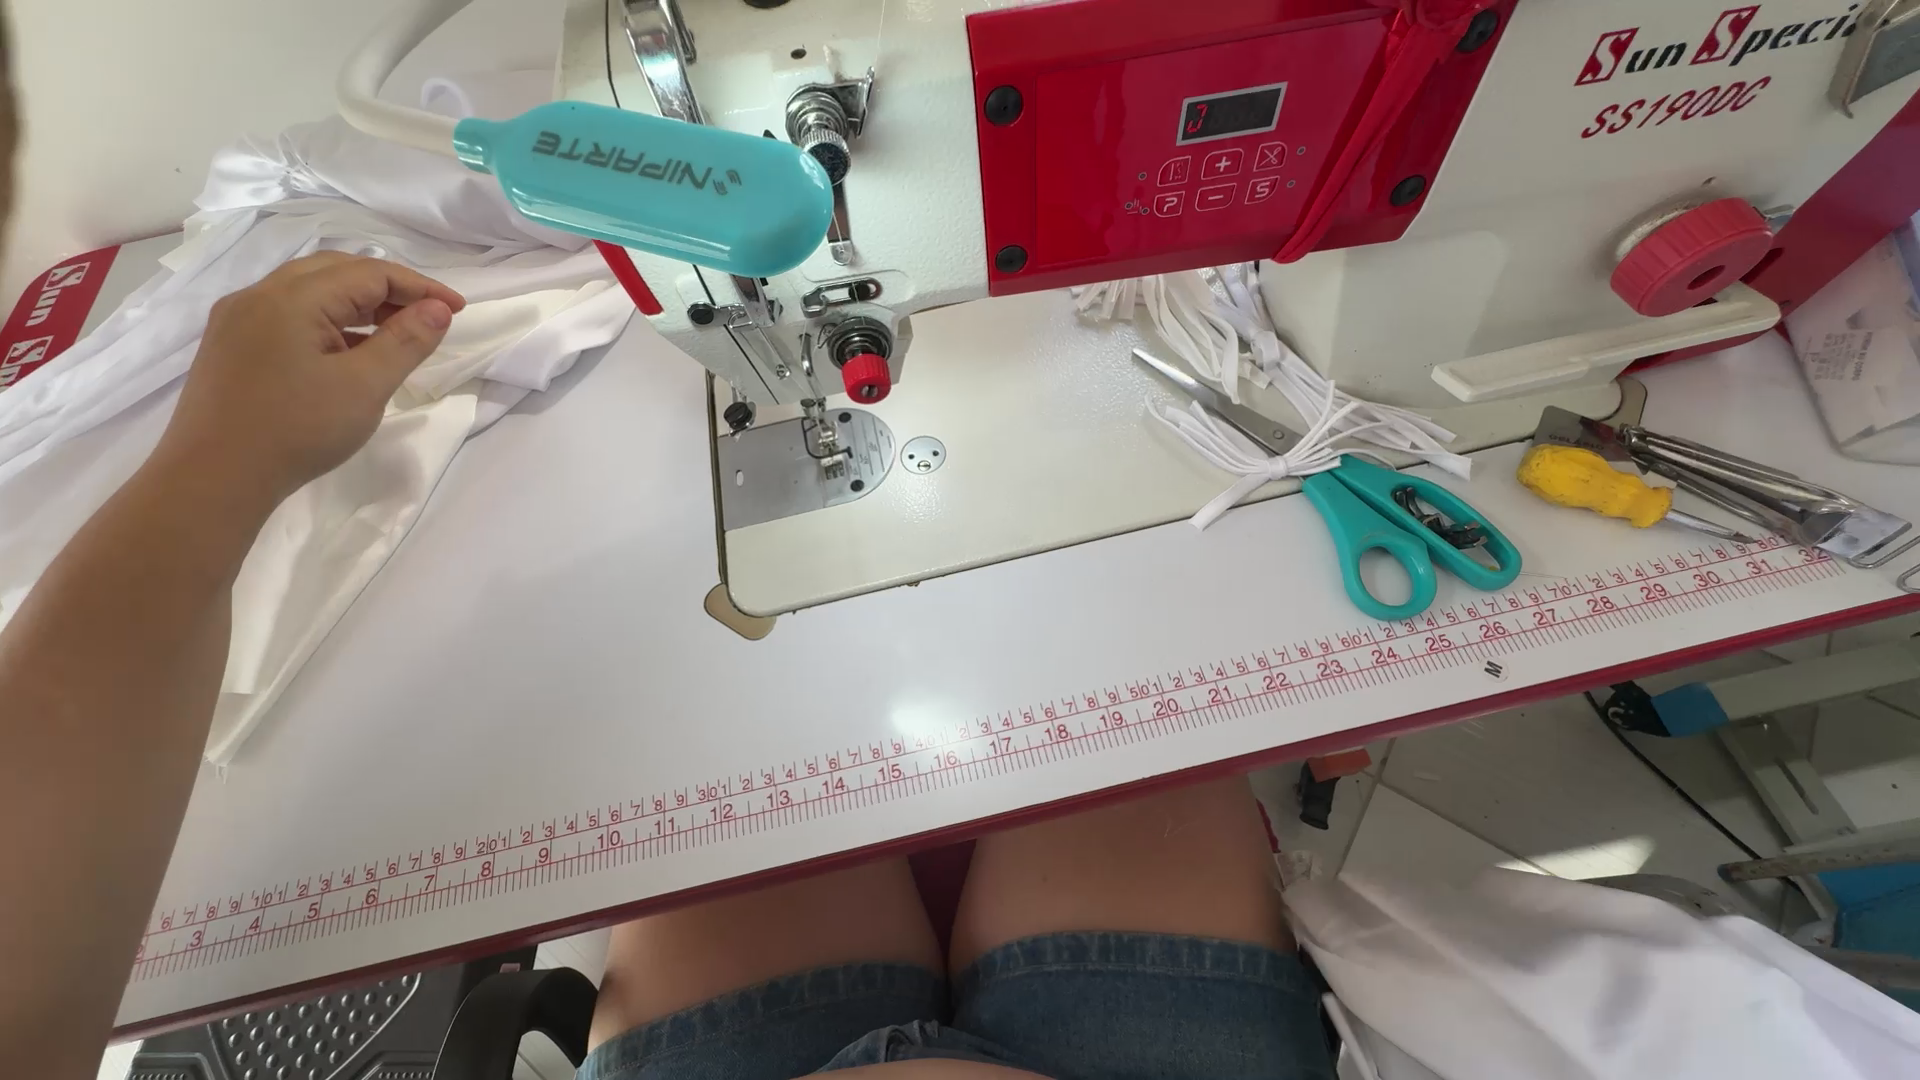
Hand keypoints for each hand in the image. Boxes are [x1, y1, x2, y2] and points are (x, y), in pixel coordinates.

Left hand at [152, 252, 466, 510]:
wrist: (217, 474)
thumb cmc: (298, 428)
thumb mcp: (366, 386)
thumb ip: (406, 341)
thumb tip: (439, 309)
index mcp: (290, 300)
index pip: (367, 273)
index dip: (419, 286)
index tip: (459, 310)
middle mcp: (259, 297)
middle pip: (336, 271)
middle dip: (390, 286)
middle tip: (432, 316)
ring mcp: (241, 320)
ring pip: (313, 290)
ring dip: (362, 302)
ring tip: (401, 331)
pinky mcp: (237, 344)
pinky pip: (294, 313)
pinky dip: (335, 319)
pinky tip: (355, 348)